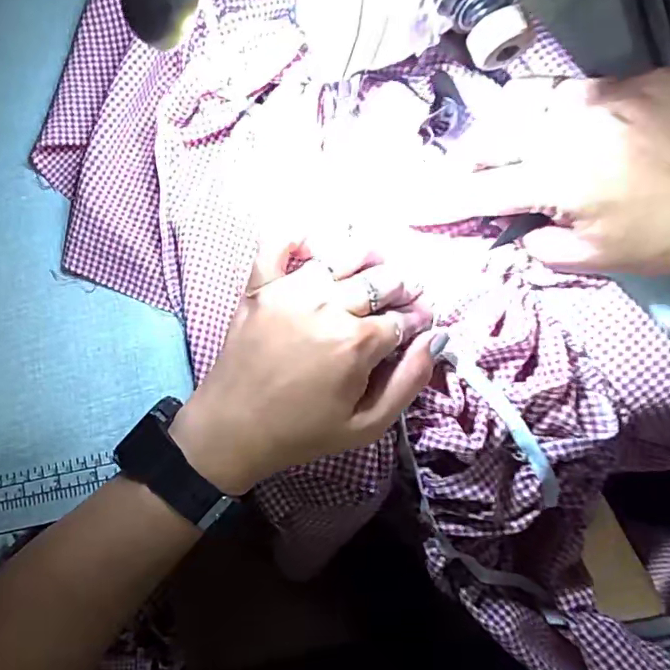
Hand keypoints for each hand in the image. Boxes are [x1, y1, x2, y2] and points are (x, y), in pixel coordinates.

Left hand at [168, 237, 444, 493]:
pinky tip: (318, 244)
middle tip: (409, 290)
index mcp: (356, 342)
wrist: (232, 429)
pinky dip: (299, 236)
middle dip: (402, 286)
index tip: (424, 319)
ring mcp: (290, 291)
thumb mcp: (366, 425)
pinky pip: (279, 244)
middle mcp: (327, 306)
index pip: (403, 317)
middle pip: (379, 281)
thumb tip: (437, 339)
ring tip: (379, 260)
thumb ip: (408, 382)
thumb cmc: (303, 432)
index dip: (419, 318)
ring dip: (367, 256)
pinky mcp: (259, 287)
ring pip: (341, 257)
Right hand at [410, 69, 669, 298]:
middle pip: (497, 130)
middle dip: (474, 155)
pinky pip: (588, 91)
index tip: (410, 208)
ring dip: (519, 126)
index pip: (482, 190)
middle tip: (470, 175)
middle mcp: (575, 122)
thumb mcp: (590, 257)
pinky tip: (594, 136)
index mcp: (560, 175)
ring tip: (525, 149)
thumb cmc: (665, 243)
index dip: (441, 202)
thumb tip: (517, 225)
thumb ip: (538, 241)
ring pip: (537, 100)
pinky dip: (575, 116)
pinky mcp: (644, 76)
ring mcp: (611, 90)